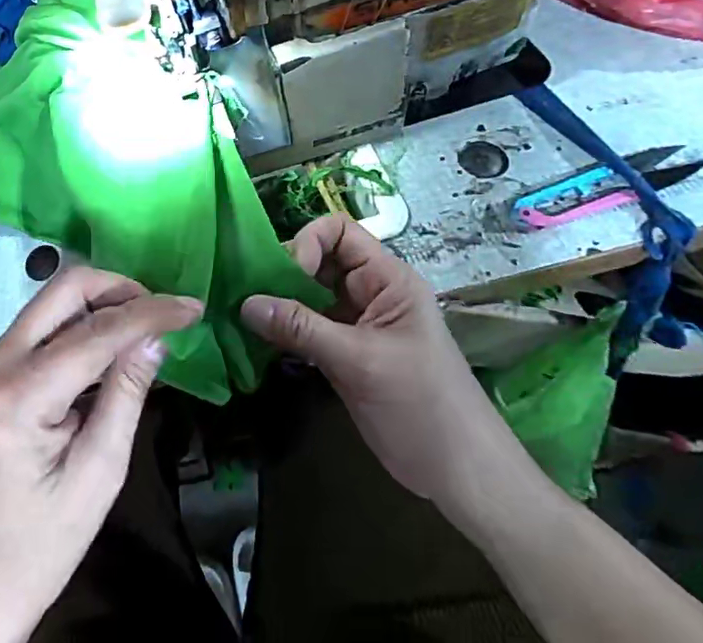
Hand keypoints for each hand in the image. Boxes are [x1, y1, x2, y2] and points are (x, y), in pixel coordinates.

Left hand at [0, 267, 202, 642]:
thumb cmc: (45, 538)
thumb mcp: (100, 470)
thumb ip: (127, 394)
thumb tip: (157, 337)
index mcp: (22, 395)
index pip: (99, 331)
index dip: (152, 312)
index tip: (194, 308)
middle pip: (66, 287)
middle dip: (123, 288)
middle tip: (165, 312)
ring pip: (57, 297)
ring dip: (106, 300)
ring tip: (149, 326)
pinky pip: (48, 321)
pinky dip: (88, 318)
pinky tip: (117, 344)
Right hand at [241, 214, 518, 508]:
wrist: (459, 471)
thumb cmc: (421, 405)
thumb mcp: (360, 361)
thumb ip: (303, 329)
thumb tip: (246, 304)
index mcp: (387, 279)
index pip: (340, 232)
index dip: (308, 243)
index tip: (284, 277)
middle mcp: (369, 293)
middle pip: (320, 262)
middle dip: (284, 273)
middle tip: (249, 297)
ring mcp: (356, 325)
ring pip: (310, 297)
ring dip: (280, 303)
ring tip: (243, 317)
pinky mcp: (345, 355)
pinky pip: (308, 330)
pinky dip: (285, 332)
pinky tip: (258, 342)